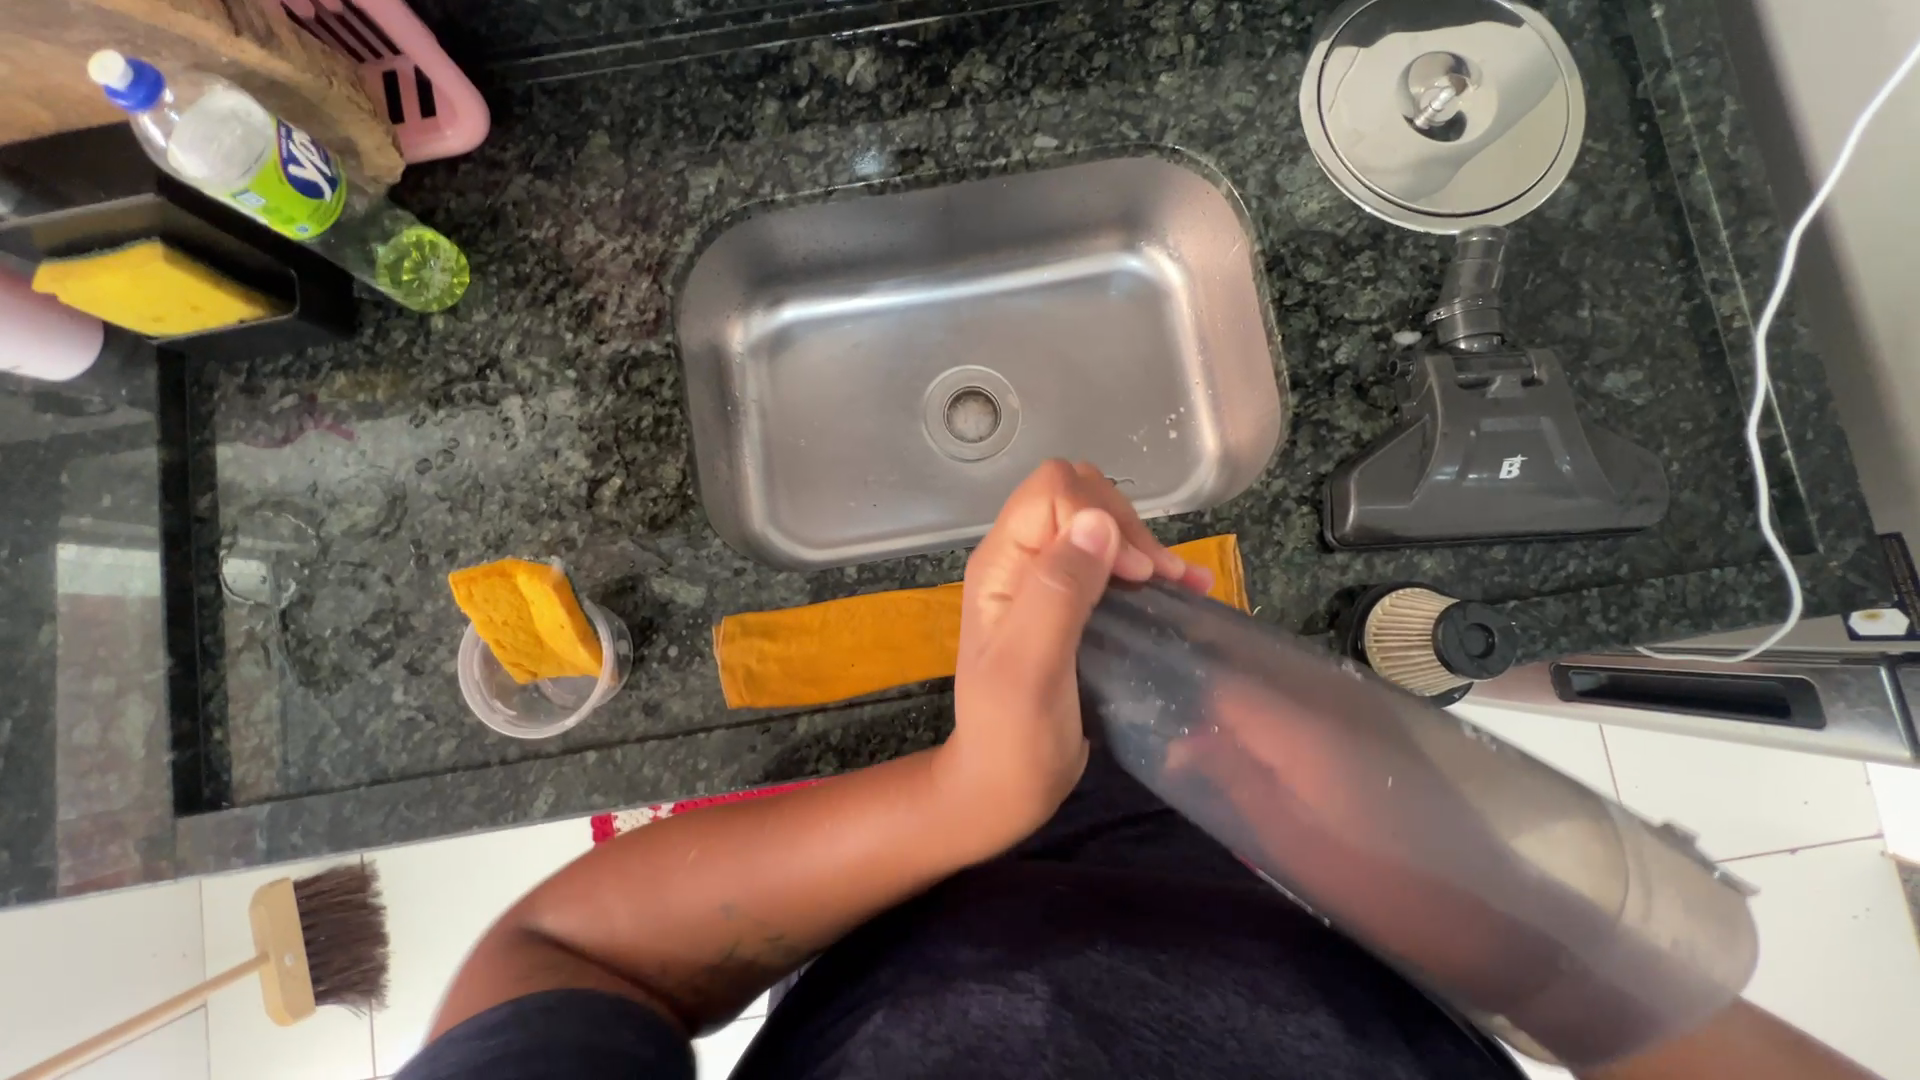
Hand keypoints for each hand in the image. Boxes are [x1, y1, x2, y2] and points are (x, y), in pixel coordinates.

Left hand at [932, 460, 1212, 854]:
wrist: (1004, 786)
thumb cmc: (1013, 735)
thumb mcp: (1031, 668)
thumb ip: (1058, 593)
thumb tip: (1097, 522)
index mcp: (1001, 563)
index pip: (1053, 491)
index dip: (1102, 516)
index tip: (1135, 573)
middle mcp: (1019, 561)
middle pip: (1078, 497)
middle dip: (1127, 525)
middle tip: (1161, 579)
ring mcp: (1043, 582)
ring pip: (1097, 526)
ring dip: (1143, 544)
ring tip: (1182, 585)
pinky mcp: (1069, 605)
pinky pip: (1109, 561)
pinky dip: (1147, 566)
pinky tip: (1183, 589)